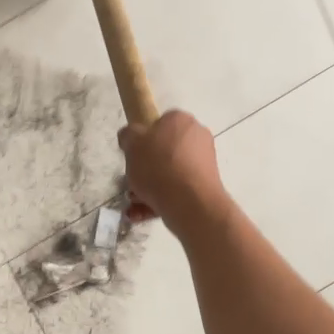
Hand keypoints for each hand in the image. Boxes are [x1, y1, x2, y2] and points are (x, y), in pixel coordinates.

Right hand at [119, 111, 226, 233]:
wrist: (188, 200)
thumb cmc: (157, 167)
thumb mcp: (132, 145)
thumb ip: (128, 135)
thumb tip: (129, 135)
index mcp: (179, 120)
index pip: (159, 124)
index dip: (143, 141)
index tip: (134, 157)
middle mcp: (195, 135)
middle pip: (164, 151)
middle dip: (146, 169)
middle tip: (133, 184)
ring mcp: (203, 159)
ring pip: (170, 172)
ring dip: (150, 188)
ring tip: (135, 205)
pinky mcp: (205, 182)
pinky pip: (177, 189)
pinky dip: (160, 199)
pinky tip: (144, 213)